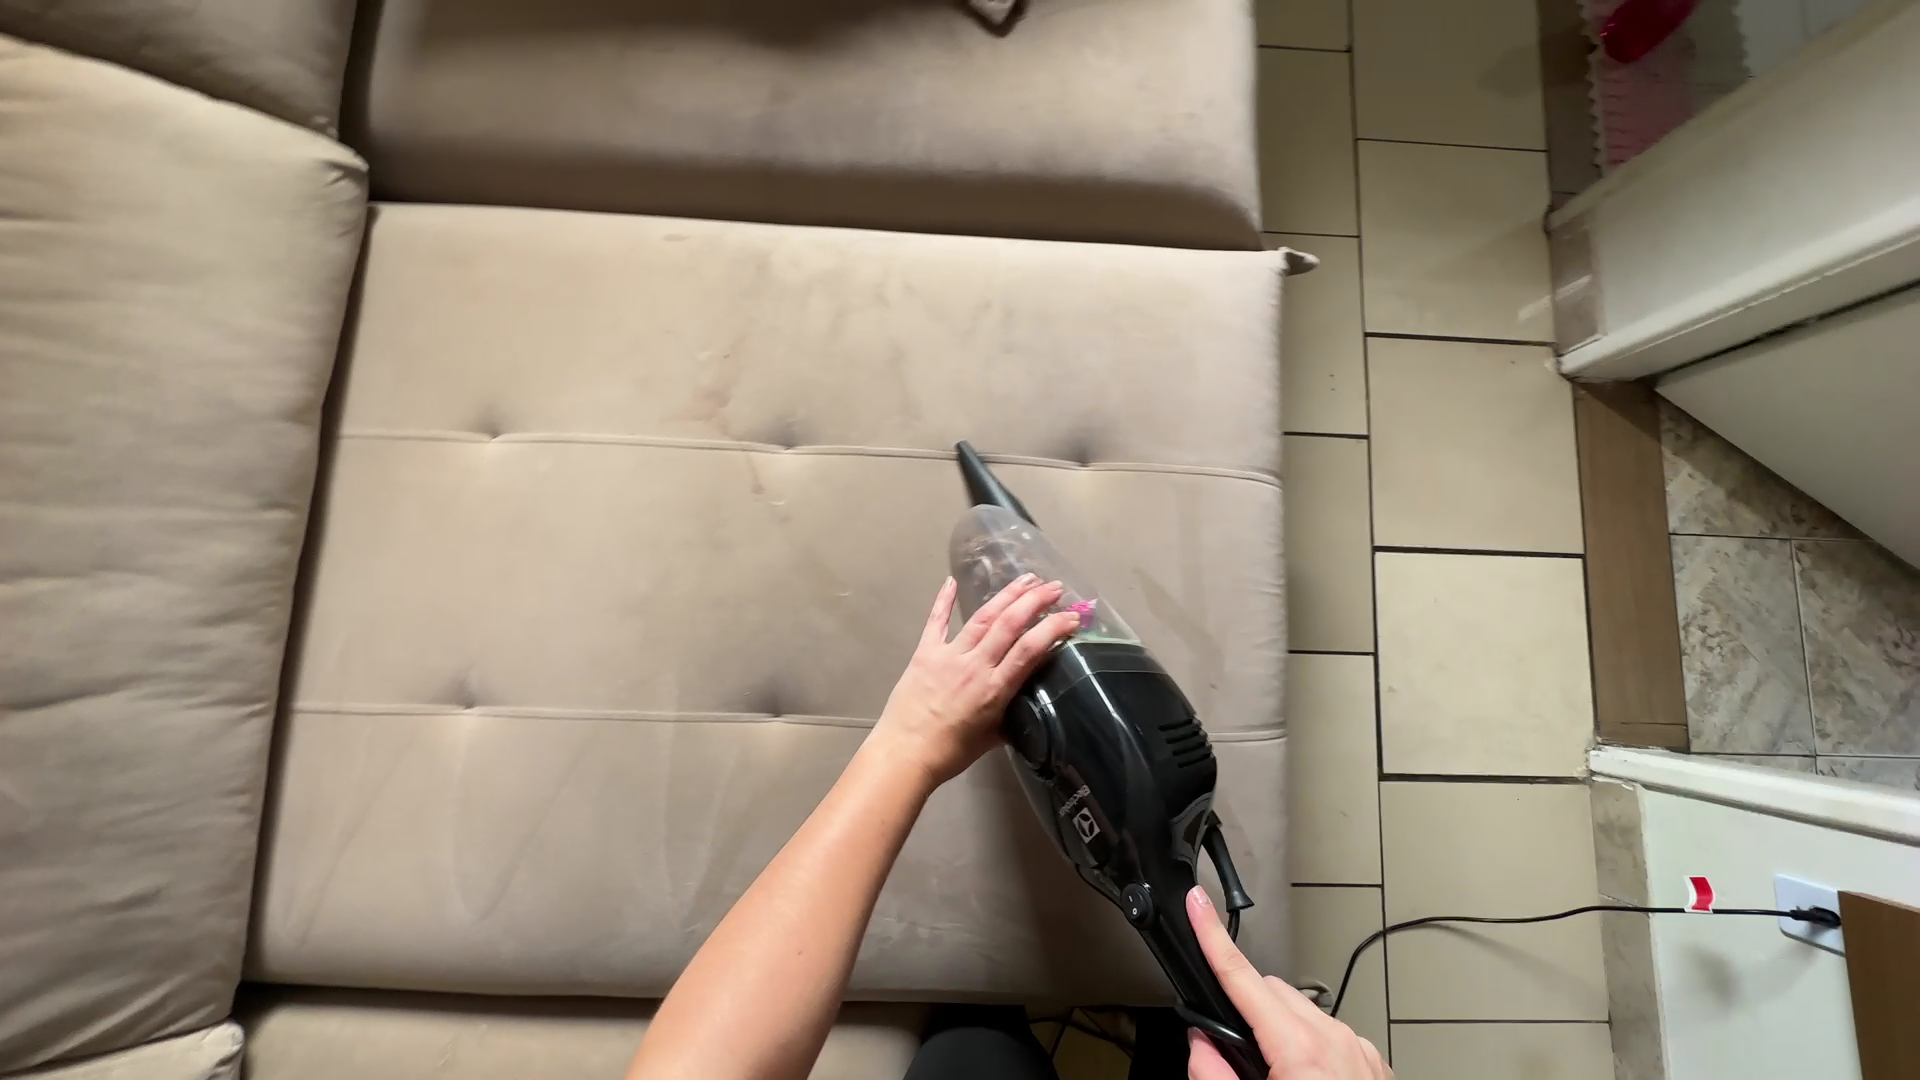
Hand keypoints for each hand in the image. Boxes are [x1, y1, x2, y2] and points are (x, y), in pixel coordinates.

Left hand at [868, 575, 1081, 787]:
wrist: (904, 754)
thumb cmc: (951, 752)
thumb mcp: (993, 737)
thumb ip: (1012, 715)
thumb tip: (1031, 703)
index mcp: (995, 689)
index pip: (1030, 649)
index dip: (1053, 628)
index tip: (1072, 617)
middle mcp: (975, 665)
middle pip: (1009, 624)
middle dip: (1035, 601)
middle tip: (1055, 587)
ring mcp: (948, 655)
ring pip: (982, 617)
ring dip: (1006, 595)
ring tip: (1026, 579)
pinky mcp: (924, 653)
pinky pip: (937, 621)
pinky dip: (944, 600)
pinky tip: (951, 582)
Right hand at [1187, 887, 1390, 1079]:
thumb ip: (1215, 1077)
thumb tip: (1201, 1045)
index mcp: (1300, 1052)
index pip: (1242, 977)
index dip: (1212, 935)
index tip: (1197, 902)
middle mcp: (1335, 1041)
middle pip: (1271, 991)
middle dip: (1247, 1007)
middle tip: (1236, 1054)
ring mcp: (1360, 1053)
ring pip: (1301, 1012)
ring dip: (1280, 1030)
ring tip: (1275, 1078)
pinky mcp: (1376, 1066)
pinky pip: (1330, 1035)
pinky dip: (1310, 1046)